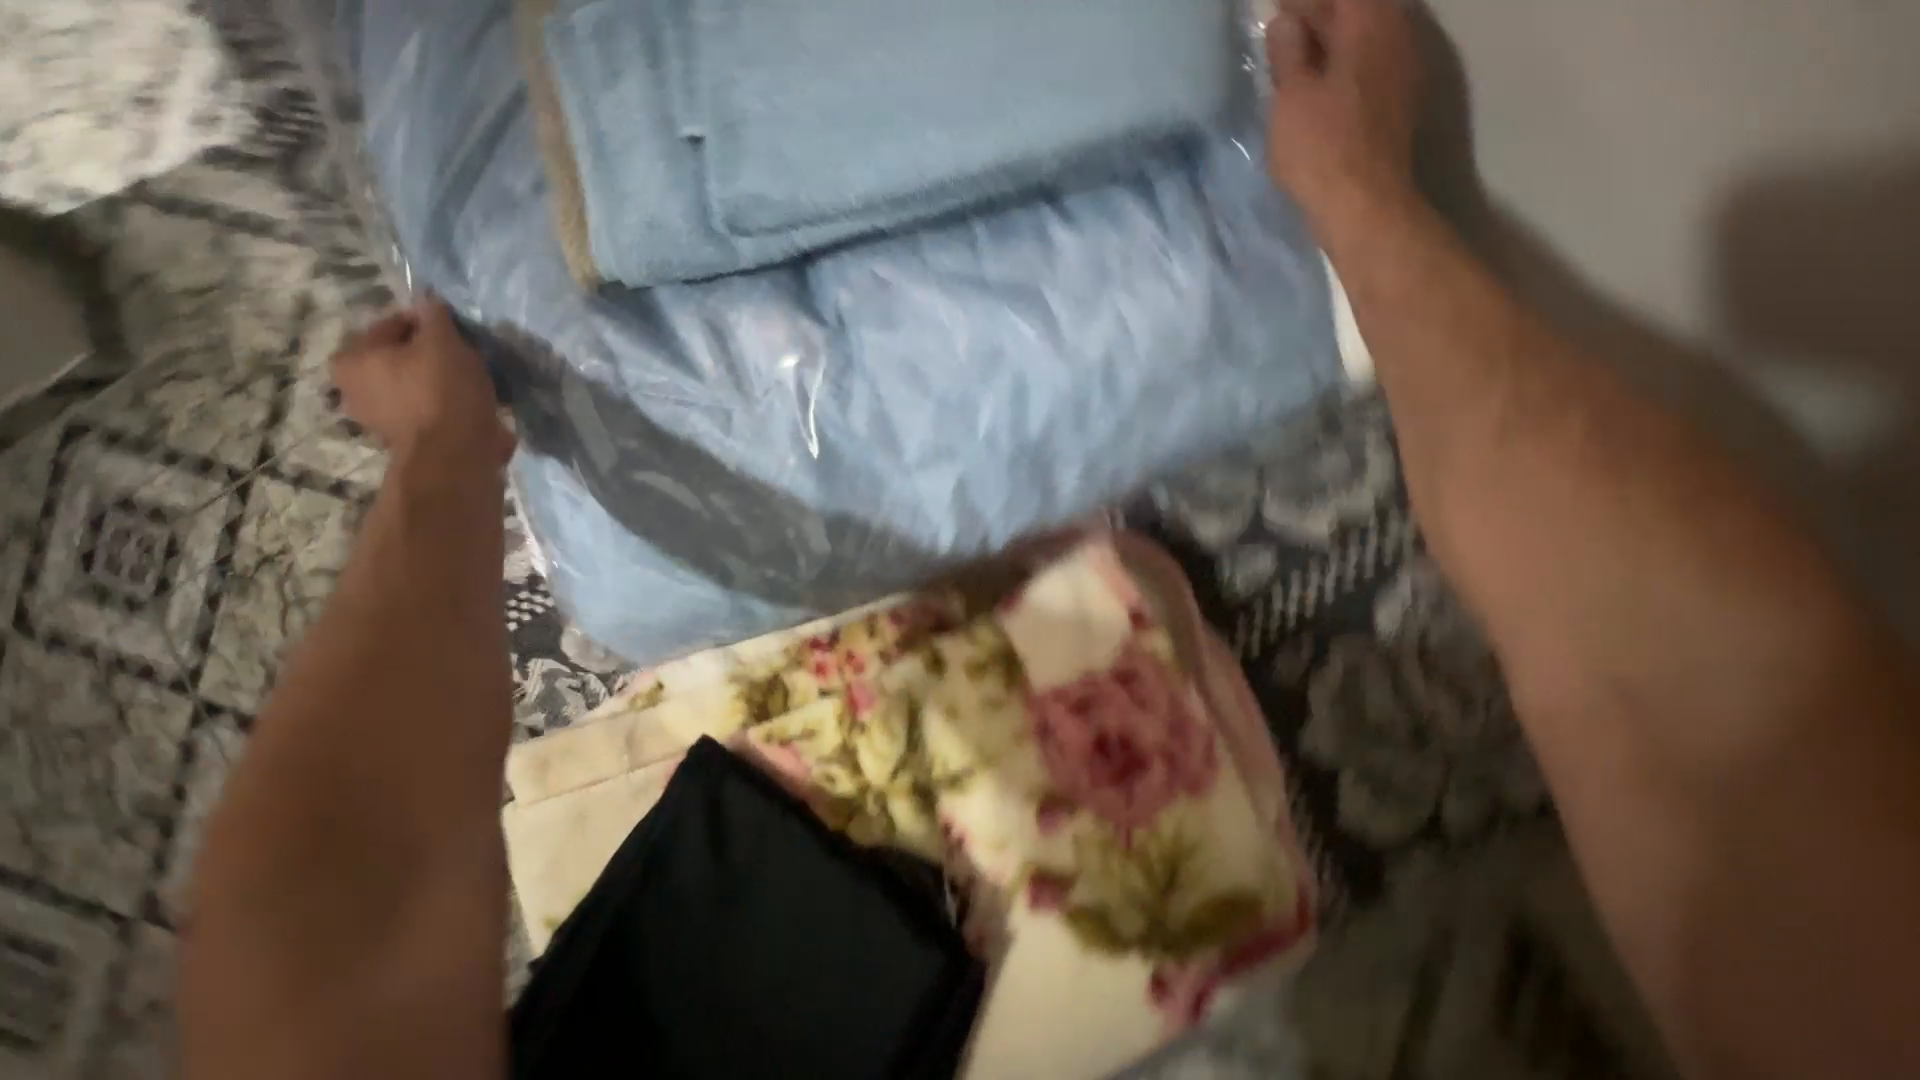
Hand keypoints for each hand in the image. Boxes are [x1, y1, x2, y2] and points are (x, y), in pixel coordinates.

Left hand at [331, 298, 514, 467]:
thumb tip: (428, 300)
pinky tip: (471, 407)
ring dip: (442, 382)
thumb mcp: (443, 340)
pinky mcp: (408, 441)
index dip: (429, 324)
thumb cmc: (442, 390)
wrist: (456, 454)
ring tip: (474, 383)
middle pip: (403, 358)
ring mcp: (381, 419)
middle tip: (467, 358)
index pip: (393, 325)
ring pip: (417, 385)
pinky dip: (447, 407)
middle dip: (433, 356)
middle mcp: (354, 389)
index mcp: (351, 359)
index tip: (459, 332)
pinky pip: (430, 411)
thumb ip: (434, 316)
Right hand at [1265, 0, 1423, 227]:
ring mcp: (1403, 70)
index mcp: (1369, 24)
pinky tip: (1317, 83)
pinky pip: (1370, 64)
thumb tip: (1285, 23)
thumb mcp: (1291, 97)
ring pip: (1365, 36)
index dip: (1304, 0)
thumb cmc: (1322, 148)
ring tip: (1295, 56)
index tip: (1274, 8)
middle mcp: (1396, 36)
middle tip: (1282, 27)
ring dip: (1331, 40)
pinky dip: (1343, 64)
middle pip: (1359, 8)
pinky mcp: (1399, 102)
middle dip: (1320, 13)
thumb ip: (1287, 54)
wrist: (1366, 205)